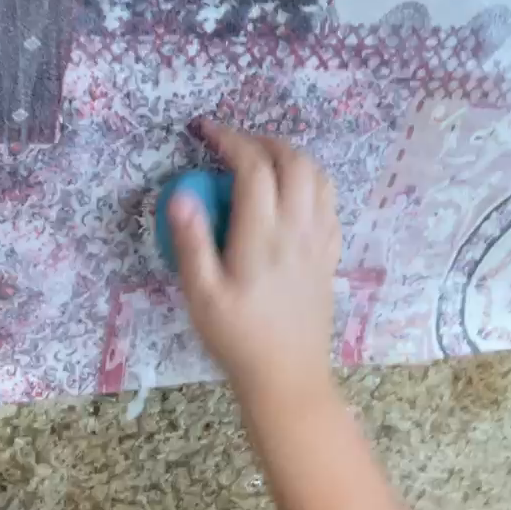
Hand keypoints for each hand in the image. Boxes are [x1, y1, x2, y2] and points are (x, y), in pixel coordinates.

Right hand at [168, 119, 340, 405]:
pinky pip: (329, 201)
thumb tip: (180, 196)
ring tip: (261, 159)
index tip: (206, 130)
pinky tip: (287, 193)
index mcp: (263, 235)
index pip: (254, 167)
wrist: (288, 379)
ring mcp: (320, 241)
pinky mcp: (330, 255)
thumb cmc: (237, 336)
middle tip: (233, 143)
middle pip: (294, 161)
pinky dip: (309, 181)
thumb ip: (191, 242)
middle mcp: (298, 229)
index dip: (230, 139)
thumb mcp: (201, 294)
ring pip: (318, 176)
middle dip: (263, 140)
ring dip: (290, 156)